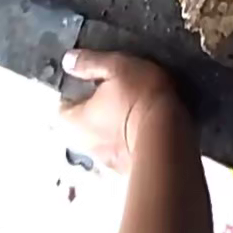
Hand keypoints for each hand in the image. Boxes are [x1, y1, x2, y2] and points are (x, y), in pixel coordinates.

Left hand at [58, 49, 186, 174]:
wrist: (171, 138)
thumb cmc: (139, 96)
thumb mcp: (116, 66)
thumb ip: (89, 63)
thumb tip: (67, 60)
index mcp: (75, 121)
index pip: (61, 108)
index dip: (71, 93)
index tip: (86, 80)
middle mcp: (86, 146)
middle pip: (80, 125)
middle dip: (91, 110)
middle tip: (110, 91)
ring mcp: (107, 163)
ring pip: (101, 139)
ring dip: (109, 126)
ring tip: (128, 107)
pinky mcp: (127, 171)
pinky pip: (120, 152)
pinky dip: (125, 140)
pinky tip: (140, 127)